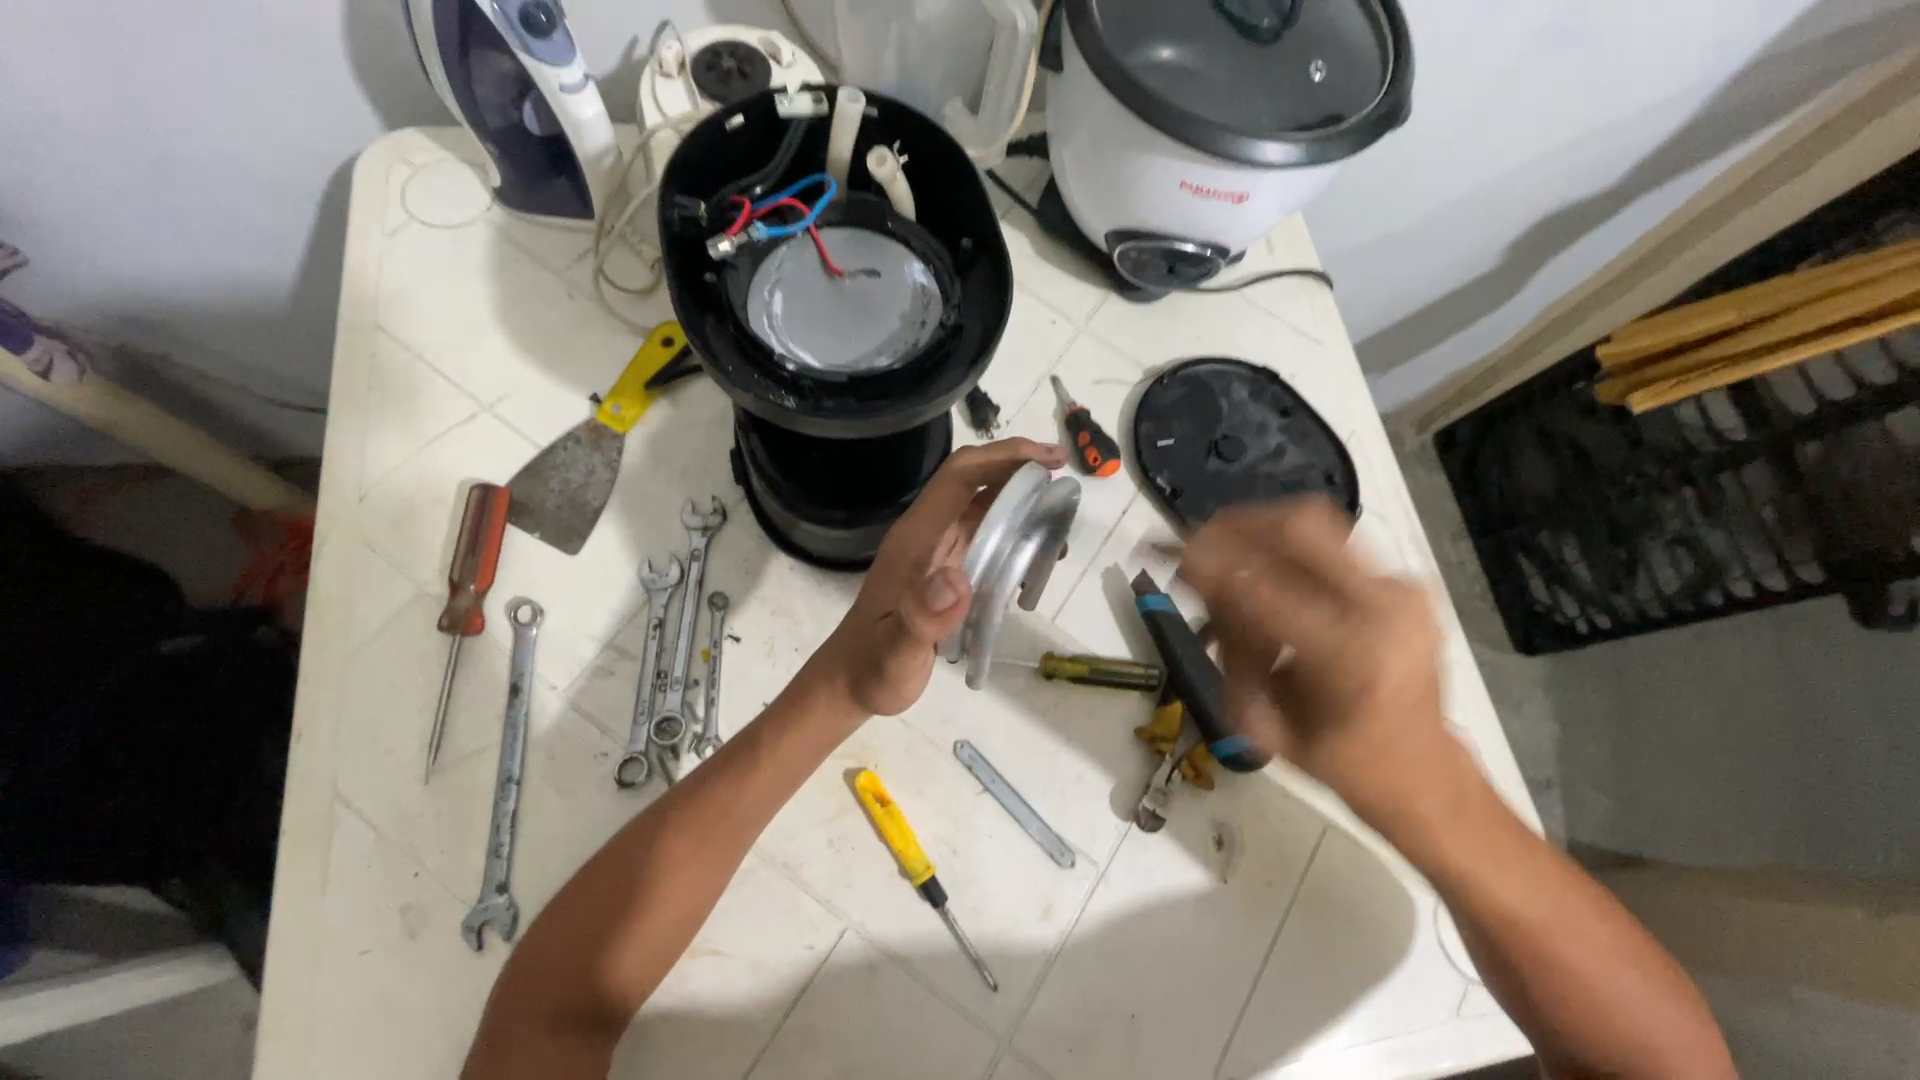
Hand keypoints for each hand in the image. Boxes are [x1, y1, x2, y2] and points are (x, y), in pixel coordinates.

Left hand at [810, 437, 1068, 716]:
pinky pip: (985, 541)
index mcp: (917, 538)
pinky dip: (1015, 539)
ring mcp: (937, 554)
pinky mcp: (946, 574)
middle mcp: (928, 536)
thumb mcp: (895, 651)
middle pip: (976, 484)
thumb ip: (920, 618)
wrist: (852, 684)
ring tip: (1060, 528)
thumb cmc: (873, 668)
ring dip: (1022, 508)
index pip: (960, 477)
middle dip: (1020, 473)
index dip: (1003, 457)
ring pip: (983, 511)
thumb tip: (956, 581)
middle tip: (1066, 487)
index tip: (1048, 460)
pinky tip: (1037, 563)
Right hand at [1177, 498, 1454, 821]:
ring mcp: (1401, 589)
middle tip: (1198, 536)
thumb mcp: (1269, 722)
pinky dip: (1289, 551)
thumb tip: (1201, 584)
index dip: (1212, 564)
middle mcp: (1384, 608)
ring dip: (1262, 532)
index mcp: (1351, 655)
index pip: (1264, 586)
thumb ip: (1234, 651)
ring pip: (1317, 524)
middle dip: (1238, 525)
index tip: (1173, 553)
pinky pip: (1333, 546)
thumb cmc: (1339, 760)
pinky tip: (1267, 574)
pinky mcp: (1404, 583)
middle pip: (1299, 528)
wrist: (1425, 770)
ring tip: (1229, 554)